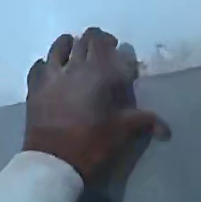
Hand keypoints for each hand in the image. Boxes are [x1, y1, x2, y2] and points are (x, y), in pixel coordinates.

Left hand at [22, 28, 163, 181]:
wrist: (54, 161)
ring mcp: (49, 76)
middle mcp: (72, 67)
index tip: (114, 48)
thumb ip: (145, 121)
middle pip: (80, 41)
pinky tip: (51, 71)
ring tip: (73, 54)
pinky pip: (38, 66)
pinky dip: (46, 64)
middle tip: (97, 52)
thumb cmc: (92, 142)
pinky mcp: (33, 88)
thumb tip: (167, 129)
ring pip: (57, 47)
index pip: (100, 41)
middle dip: (90, 41)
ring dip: (67, 46)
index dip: (107, 40)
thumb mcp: (123, 130)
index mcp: (97, 72)